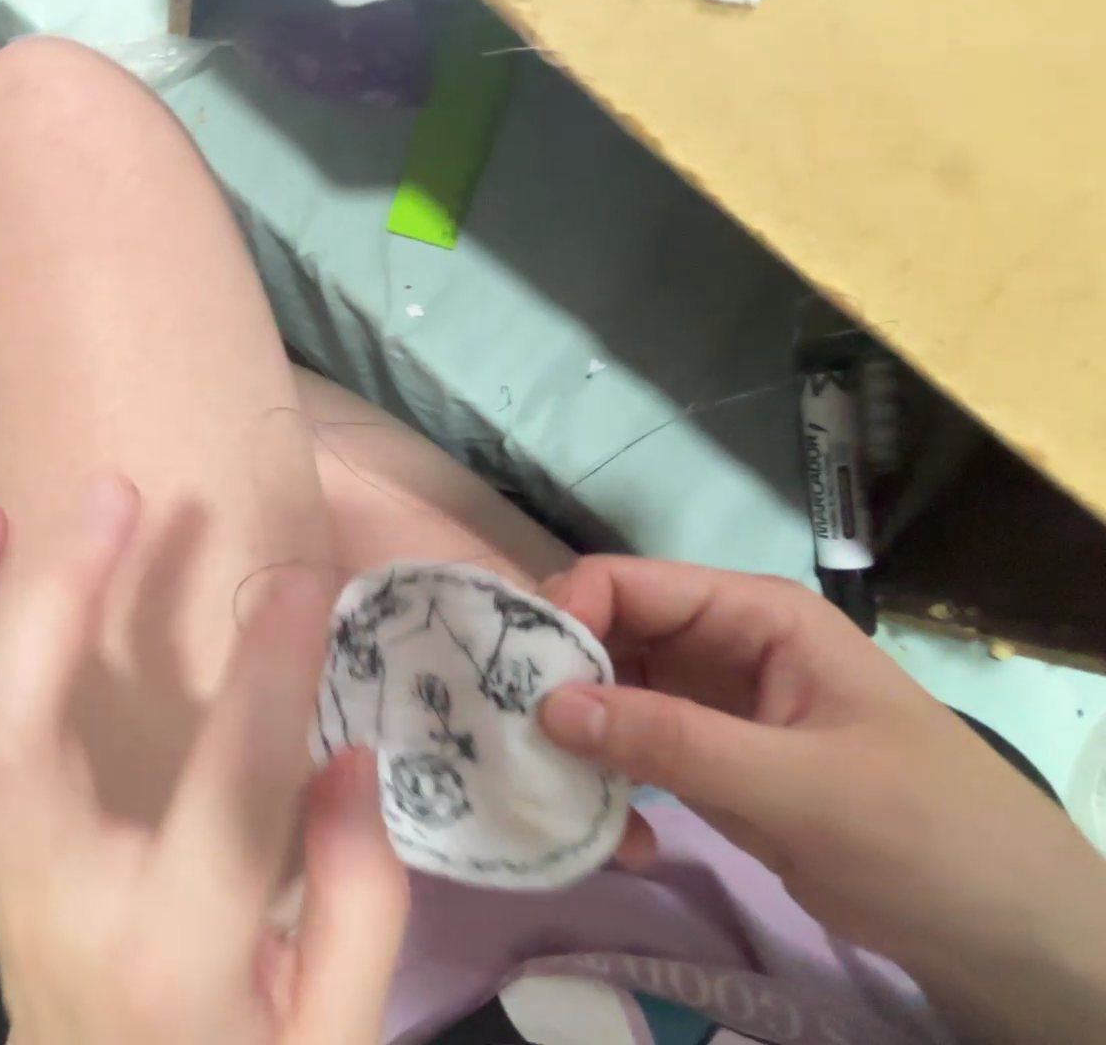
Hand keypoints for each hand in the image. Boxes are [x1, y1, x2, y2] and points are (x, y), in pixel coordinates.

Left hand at [0, 477, 408, 1044]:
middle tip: (111, 496)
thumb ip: (358, 900)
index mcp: (171, 947)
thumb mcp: (334, 1035)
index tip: (300, 583)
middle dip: (57, 599)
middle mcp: (52, 897)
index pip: (225, 786)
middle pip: (11, 737)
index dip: (270, 670)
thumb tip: (344, 755)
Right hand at [536, 555, 1105, 1041]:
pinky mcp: (689, 752)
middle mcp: (711, 643)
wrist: (1004, 936)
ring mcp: (697, 700)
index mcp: (748, 615)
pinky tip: (619, 837)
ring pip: (596, 695)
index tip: (521, 682)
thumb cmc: (930, 837)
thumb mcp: (805, 787)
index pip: (623, 584)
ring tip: (561, 798)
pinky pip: (615, 748)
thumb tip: (548, 706)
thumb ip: (673, 741)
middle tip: (516, 741)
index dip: (564, 617)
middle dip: (554, 685)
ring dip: (571, 744)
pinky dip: (600, 784)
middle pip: (597, 636)